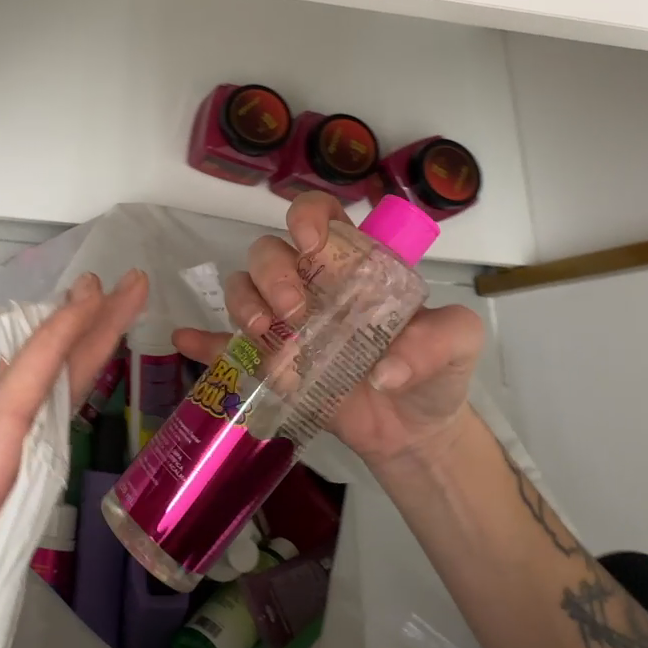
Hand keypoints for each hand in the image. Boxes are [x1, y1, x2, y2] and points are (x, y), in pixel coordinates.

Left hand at [0, 270, 147, 647]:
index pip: (8, 416)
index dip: (49, 355)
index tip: (89, 303)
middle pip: (21, 397)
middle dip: (73, 337)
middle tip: (121, 288)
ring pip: (13, 412)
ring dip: (58, 364)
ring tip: (99, 321)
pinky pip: (2, 438)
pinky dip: (36, 402)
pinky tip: (57, 398)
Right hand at [172, 192, 484, 469]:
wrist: (412, 431)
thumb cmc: (433, 373)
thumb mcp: (460, 345)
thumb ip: (438, 341)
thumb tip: (385, 368)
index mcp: (350, 264)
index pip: (319, 216)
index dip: (307, 216)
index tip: (309, 243)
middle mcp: (309, 283)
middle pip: (268, 252)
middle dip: (272, 274)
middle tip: (296, 312)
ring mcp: (283, 323)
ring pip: (241, 289)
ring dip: (244, 306)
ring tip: (269, 338)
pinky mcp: (266, 362)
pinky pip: (223, 345)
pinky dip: (203, 342)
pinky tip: (187, 340)